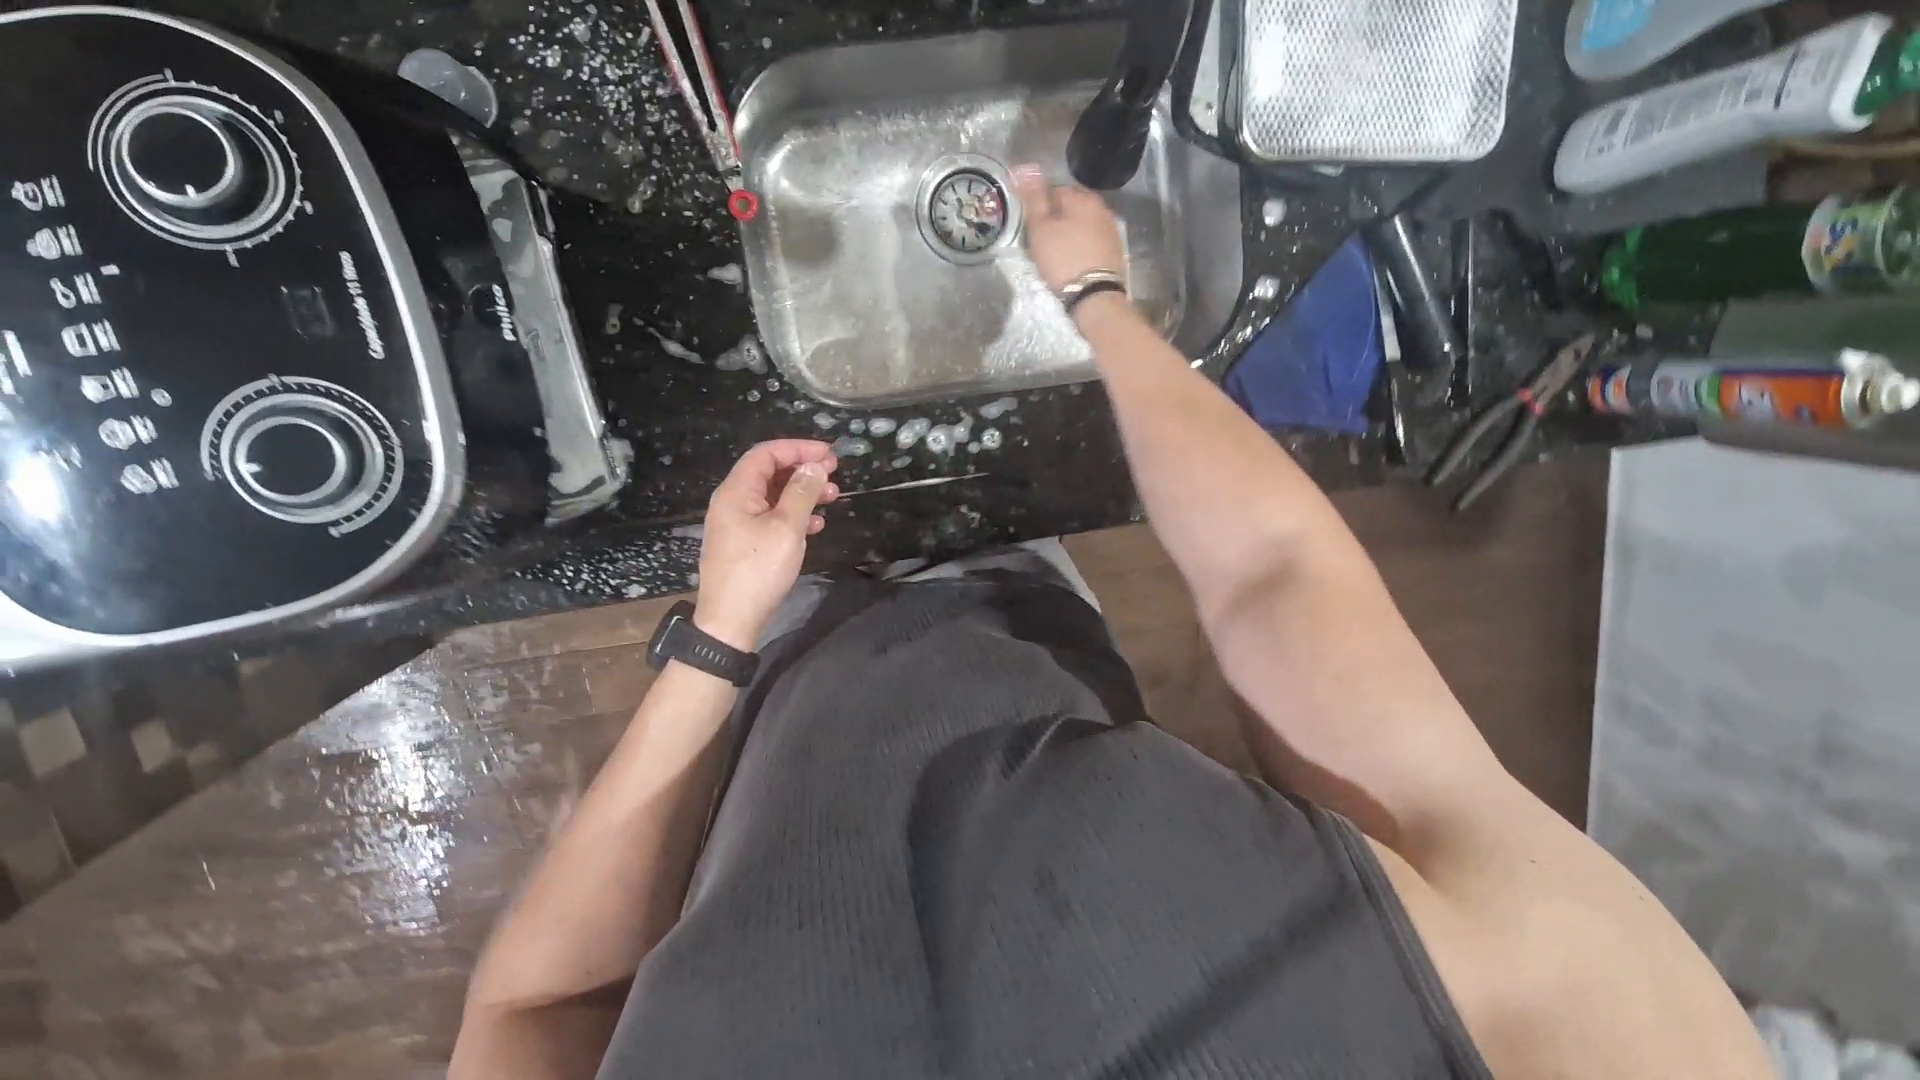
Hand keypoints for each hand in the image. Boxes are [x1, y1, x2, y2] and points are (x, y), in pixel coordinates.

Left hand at [694, 440, 840, 650]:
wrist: (730, 621)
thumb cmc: (758, 570)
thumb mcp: (786, 528)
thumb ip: (801, 493)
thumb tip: (814, 466)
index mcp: (736, 492)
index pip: (766, 454)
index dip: (798, 449)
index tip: (830, 455)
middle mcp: (732, 502)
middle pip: (769, 473)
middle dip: (803, 471)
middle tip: (834, 475)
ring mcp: (736, 524)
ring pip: (773, 497)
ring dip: (802, 494)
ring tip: (832, 499)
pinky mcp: (744, 544)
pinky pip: (770, 518)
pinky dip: (794, 516)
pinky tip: (815, 526)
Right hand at [1013, 165, 1127, 294]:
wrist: (1095, 294)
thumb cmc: (1063, 259)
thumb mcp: (1040, 228)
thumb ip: (1034, 197)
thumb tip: (1026, 167)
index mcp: (1080, 196)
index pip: (1054, 190)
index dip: (1040, 208)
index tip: (1033, 227)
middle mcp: (1100, 206)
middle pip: (1071, 206)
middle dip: (1058, 217)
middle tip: (1045, 240)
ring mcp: (1111, 227)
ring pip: (1084, 222)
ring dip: (1072, 231)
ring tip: (1059, 250)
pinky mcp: (1116, 248)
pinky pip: (1093, 238)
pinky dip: (1083, 244)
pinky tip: (1075, 258)